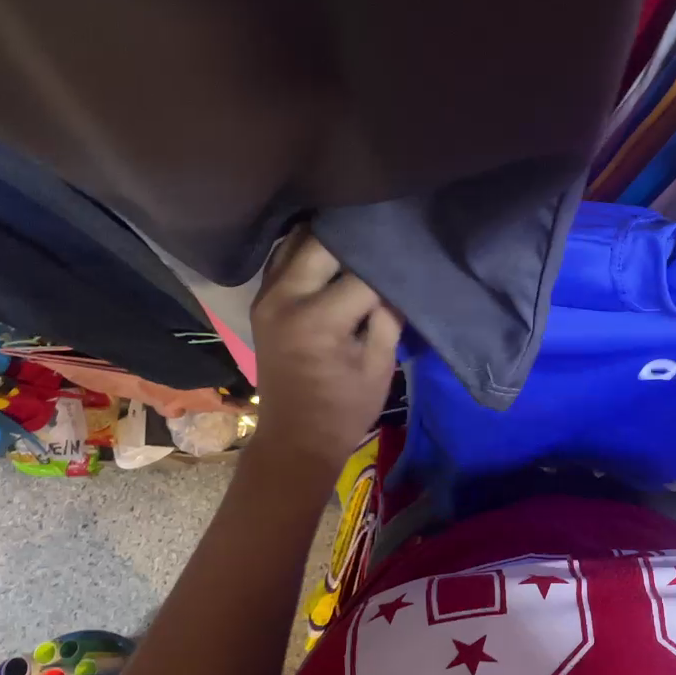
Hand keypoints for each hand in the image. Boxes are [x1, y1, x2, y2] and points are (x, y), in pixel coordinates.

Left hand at [246, 231, 402, 471]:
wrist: (295, 439)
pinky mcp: (262, 300)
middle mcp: (284, 299)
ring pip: (296, 242)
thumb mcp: (380, 365)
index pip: (362, 272)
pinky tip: (335, 250)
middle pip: (322, 242)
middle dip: (356, 238)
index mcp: (317, 320)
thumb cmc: (345, 410)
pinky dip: (308, 250)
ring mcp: (266, 297)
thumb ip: (389, 316)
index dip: (391, 263)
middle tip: (387, 235)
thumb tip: (401, 277)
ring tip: (362, 237)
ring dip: (329, 238)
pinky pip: (283, 258)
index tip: (412, 256)